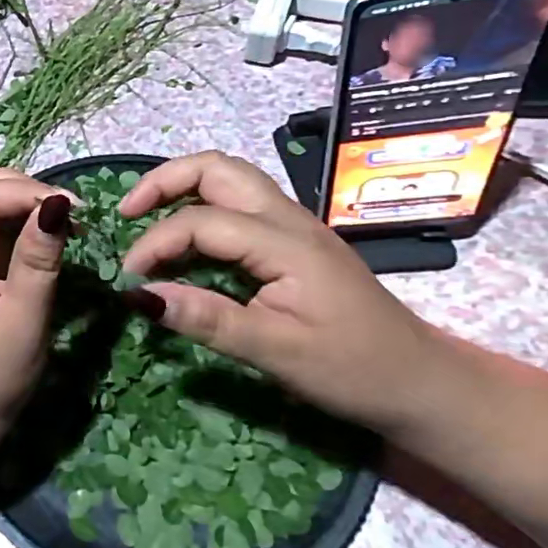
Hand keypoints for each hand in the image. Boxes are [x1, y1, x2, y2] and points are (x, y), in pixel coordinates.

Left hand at [0, 167, 72, 439]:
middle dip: (26, 187)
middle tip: (69, 213)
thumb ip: (37, 261)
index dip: (26, 192)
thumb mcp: (22, 319)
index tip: (73, 209)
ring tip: (65, 219)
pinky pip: (5, 217)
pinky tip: (55, 230)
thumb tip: (58, 205)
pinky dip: (31, 213)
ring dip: (28, 196)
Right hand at [120, 152, 454, 431]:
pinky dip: (203, 203)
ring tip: (148, 215)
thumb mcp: (275, 352)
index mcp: (285, 243)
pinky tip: (188, 237)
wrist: (419, 379)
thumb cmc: (352, 369)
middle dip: (165, 180)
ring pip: (230, 176)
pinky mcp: (294, 237)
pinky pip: (241, 201)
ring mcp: (294, 222)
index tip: (128, 277)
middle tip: (128, 212)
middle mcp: (289, 218)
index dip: (156, 243)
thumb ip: (207, 319)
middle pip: (217, 168)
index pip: (202, 221)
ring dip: (184, 185)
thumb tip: (139, 296)